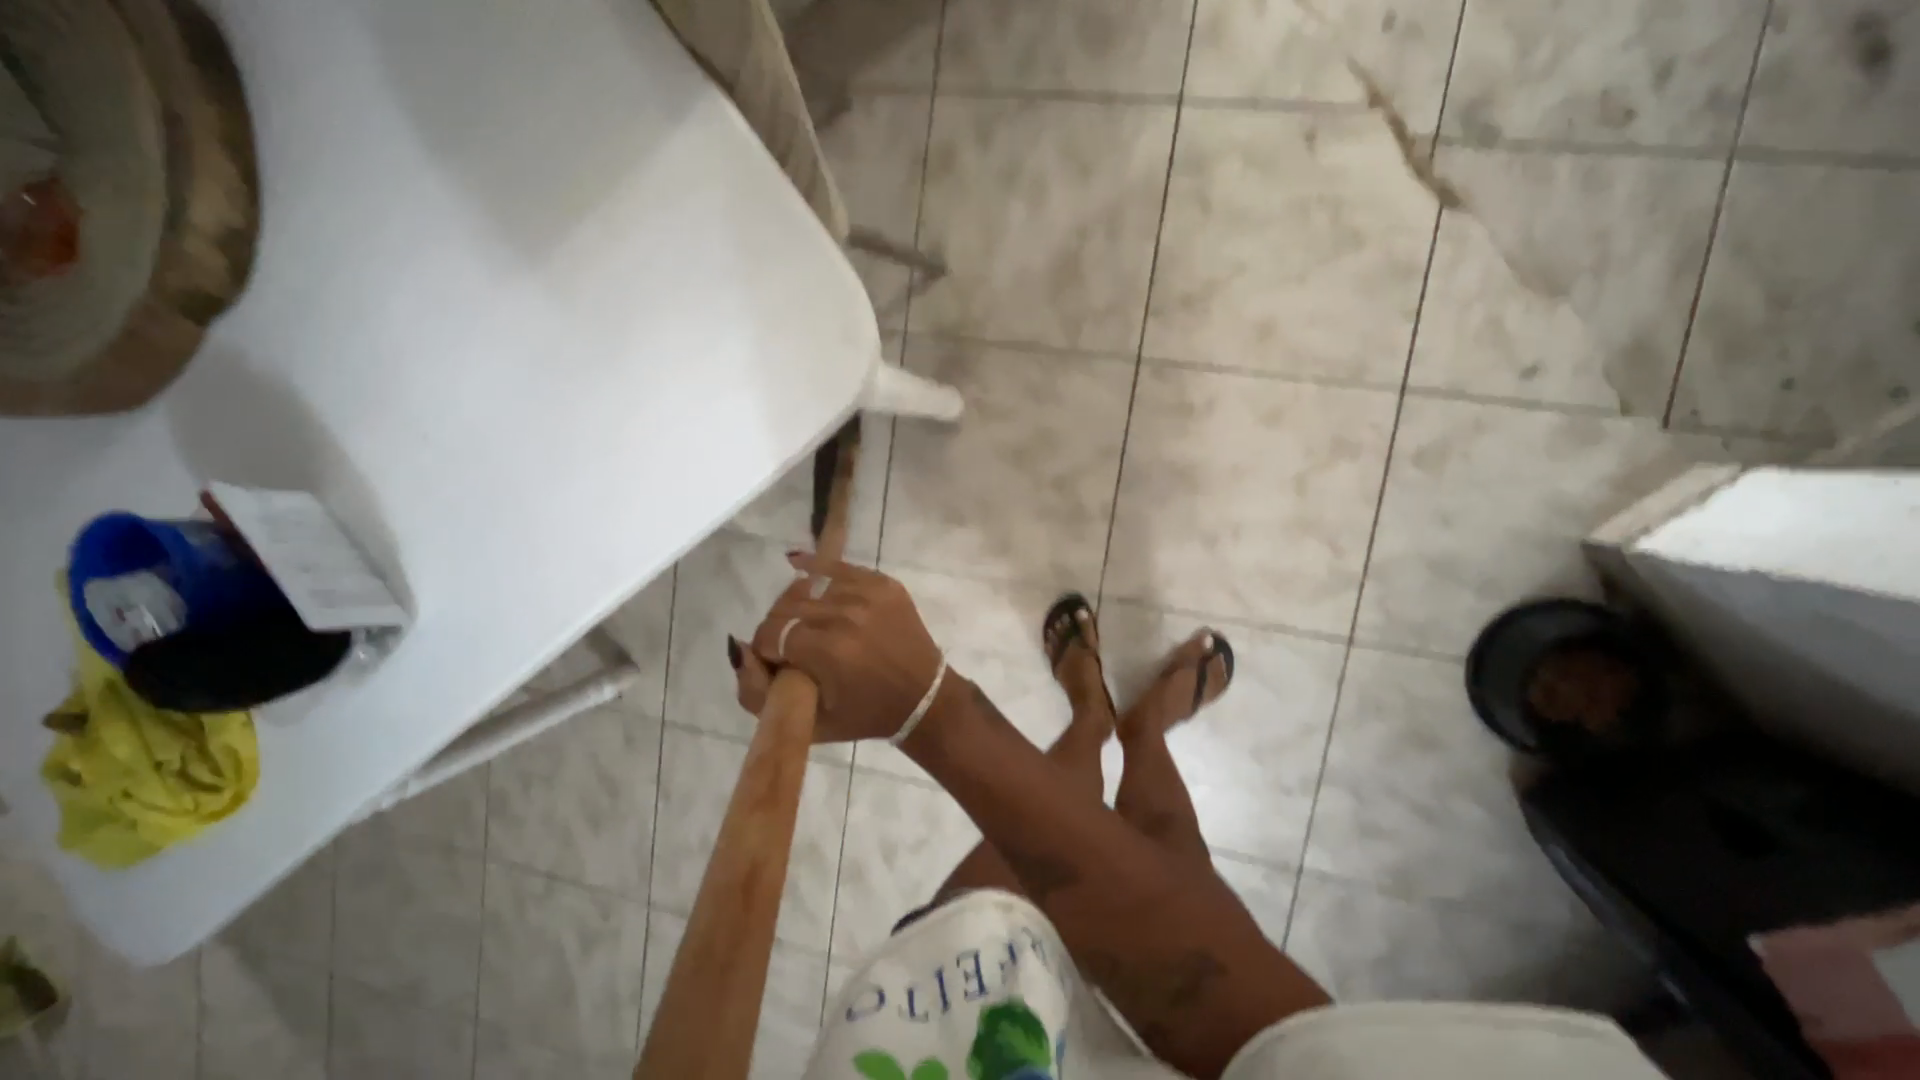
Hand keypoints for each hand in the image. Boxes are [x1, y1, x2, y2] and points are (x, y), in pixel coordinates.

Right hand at [729, 553, 945, 743]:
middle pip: (786, 608)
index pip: (771, 634)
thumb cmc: (865, 715)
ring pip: (809, 588)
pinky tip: (802, 571)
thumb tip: (740, 649)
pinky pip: (838, 569)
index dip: (765, 648)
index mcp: (828, 651)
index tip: (773, 660)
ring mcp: (867, 595)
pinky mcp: (883, 583)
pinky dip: (818, 572)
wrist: (924, 698)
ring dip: (800, 606)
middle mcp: (846, 616)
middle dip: (779, 627)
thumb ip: (761, 693)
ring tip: (808, 624)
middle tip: (789, 645)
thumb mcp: (809, 721)